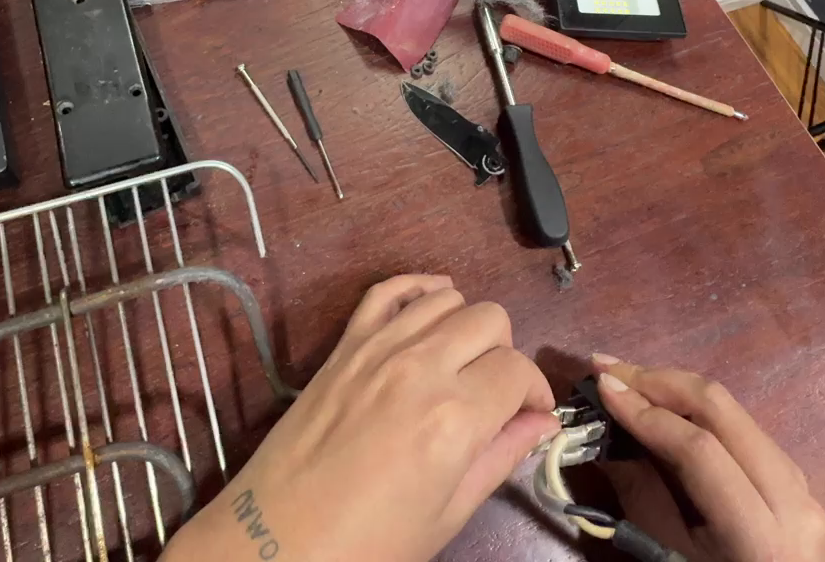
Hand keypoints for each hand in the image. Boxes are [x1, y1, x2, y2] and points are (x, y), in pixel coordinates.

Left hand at [163, 275, 556, 561]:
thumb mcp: (447, 514)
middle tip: (493, 392)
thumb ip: (501, 456)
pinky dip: (417, 288)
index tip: (531, 412)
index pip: (518, 369)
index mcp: (454, 416)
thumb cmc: (371, 542)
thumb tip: (545, 422)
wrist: (279, 537)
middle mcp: (422, 365)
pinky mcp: (347, 340)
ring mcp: (380, 345)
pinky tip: (431, 306)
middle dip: (505, 353)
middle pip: (490, 318)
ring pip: (448, 297)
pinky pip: (389, 289)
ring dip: (466, 324)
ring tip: (460, 361)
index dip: (534, 390)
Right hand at [592, 356, 824, 561]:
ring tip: (627, 378)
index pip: (698, 448)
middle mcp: (789, 495)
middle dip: (657, 380)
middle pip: (719, 407)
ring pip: (730, 407)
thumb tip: (601, 434)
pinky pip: (739, 422)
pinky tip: (663, 401)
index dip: (645, 411)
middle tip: (608, 367)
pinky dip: (695, 405)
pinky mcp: (794, 471)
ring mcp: (799, 479)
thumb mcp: (672, 557)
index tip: (601, 385)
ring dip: (673, 386)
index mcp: (759, 532)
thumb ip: (640, 494)